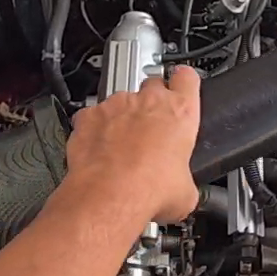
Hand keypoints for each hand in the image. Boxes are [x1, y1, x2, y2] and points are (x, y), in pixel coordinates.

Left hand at [62, 65, 200, 224]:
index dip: (184, 81)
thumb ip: (185, 178)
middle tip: (151, 128)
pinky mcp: (89, 115)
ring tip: (122, 148)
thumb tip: (183, 190)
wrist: (110, 198)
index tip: (181, 86)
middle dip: (152, 103)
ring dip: (123, 118)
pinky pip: (93, 116)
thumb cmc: (148, 190)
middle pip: (153, 85)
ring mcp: (116, 105)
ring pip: (121, 101)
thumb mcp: (185, 192)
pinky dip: (95, 129)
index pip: (187, 77)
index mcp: (180, 112)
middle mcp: (148, 101)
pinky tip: (99, 151)